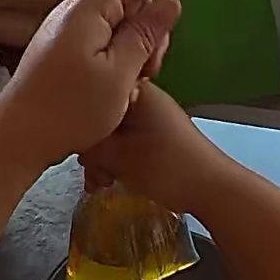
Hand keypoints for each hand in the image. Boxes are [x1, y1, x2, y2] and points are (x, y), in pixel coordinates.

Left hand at [0, 0, 196, 167]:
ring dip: (139, 46)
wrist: (18, 137)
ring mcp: (70, 31)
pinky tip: (121, 87)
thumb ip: (145, 36)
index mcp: (88, 9)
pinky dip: (122, 57)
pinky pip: (105, 39)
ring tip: (134, 84)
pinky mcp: (66, 49)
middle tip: (152, 68)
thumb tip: (171, 2)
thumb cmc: (67, 111)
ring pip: (121, 19)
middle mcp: (77, 11)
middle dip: (152, 23)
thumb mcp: (119, 77)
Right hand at [80, 82, 239, 215]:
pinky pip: (124, 145)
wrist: (212, 189)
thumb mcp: (118, 156)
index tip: (73, 148)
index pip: (93, 95)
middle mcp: (143, 99)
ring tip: (101, 184)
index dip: (79, 123)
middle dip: (91, 149)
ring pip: (110, 135)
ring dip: (101, 160)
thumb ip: (88, 144)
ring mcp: (150, 118)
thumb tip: (68, 139)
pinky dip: (114, 162)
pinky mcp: (155, 138)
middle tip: (93, 175)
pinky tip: (109, 183)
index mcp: (136, 91)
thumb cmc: (165, 166)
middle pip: (100, 118)